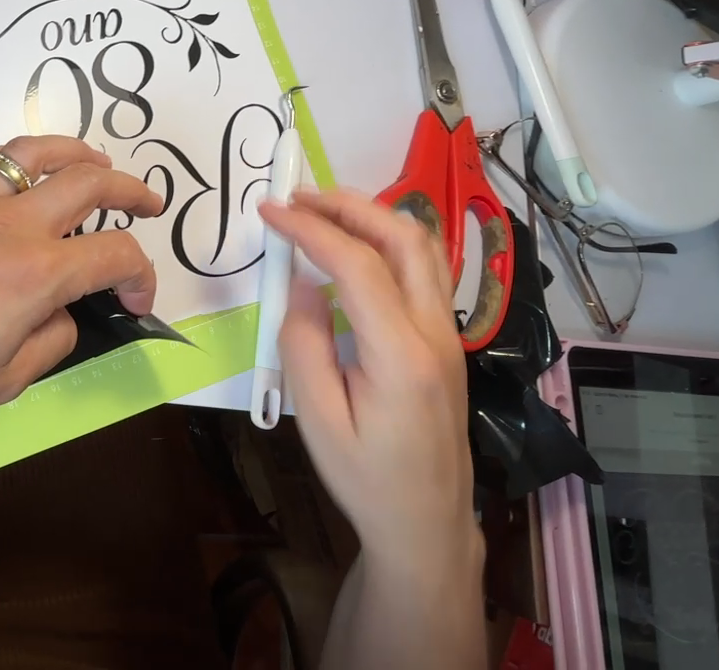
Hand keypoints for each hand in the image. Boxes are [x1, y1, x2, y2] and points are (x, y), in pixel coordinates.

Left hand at [0, 135, 163, 446]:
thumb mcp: (6, 381)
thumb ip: (50, 337)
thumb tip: (58, 310)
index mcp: (36, 273)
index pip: (115, 255)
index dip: (141, 276)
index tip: (136, 301)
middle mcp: (9, 223)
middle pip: (87, 181)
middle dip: (130, 189)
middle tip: (149, 204)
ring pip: (33, 152)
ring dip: (75, 152)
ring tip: (96, 161)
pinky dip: (15, 156)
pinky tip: (22, 166)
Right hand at [259, 191, 479, 577]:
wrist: (426, 522)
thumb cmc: (364, 475)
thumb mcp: (316, 417)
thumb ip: (304, 342)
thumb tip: (302, 284)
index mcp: (402, 355)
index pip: (358, 265)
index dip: (311, 229)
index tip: (270, 211)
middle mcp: (436, 333)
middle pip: (405, 239)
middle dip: (349, 205)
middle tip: (297, 197)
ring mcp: (448, 335)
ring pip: (423, 248)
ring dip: (373, 216)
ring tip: (321, 209)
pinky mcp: (445, 340)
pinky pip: (424, 269)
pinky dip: (386, 239)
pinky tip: (353, 244)